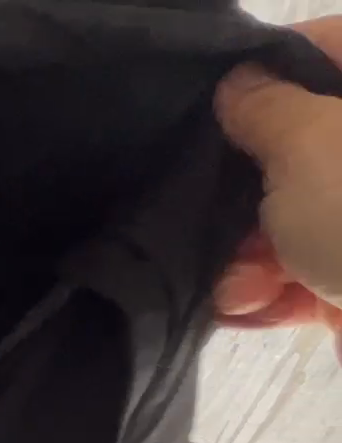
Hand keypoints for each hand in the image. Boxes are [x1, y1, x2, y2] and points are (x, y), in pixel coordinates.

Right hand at [214, 17, 341, 332]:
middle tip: (218, 221)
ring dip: (240, 258)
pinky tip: (257, 304)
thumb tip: (238, 80)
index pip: (326, 50)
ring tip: (245, 283)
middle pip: (288, 152)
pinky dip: (259, 294)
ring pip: (276, 220)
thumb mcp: (314, 145)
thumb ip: (268, 107)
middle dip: (237, 197)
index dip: (261, 76)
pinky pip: (285, 271)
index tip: (204, 109)